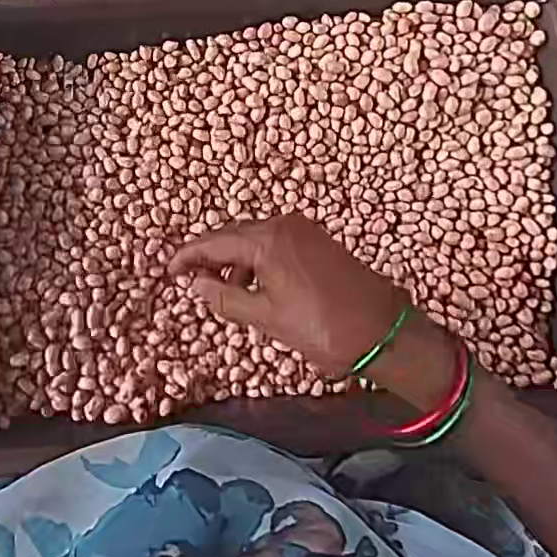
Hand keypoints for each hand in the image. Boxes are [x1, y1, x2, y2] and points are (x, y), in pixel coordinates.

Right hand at [168, 214, 437, 377]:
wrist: (387, 331)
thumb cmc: (322, 327)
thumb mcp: (266, 317)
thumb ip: (226, 297)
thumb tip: (198, 284)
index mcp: (266, 240)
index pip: (213, 242)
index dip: (188, 256)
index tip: (169, 270)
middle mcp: (283, 225)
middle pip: (233, 234)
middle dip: (210, 255)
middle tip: (191, 277)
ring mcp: (304, 230)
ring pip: (254, 238)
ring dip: (234, 258)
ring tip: (222, 286)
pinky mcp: (318, 240)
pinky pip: (275, 242)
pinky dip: (257, 258)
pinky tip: (255, 282)